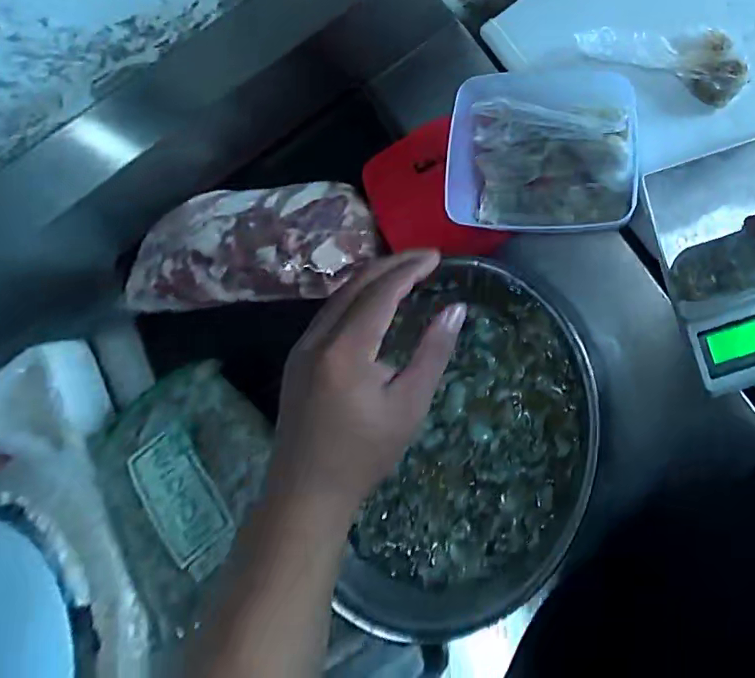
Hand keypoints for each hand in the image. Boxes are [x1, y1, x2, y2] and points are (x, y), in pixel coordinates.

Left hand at [267, 250, 465, 514]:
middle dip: (392, 265)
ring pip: (339, 295)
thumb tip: (456, 309)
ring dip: (374, 277)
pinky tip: (377, 301)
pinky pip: (330, 311)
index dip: (410, 270)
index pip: (381, 293)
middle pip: (356, 284)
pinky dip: (358, 295)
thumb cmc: (364, 454)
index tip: (437, 257)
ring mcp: (302, 348)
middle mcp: (318, 339)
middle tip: (426, 257)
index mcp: (345, 349)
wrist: (304, 496)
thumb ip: (433, 352)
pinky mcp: (298, 359)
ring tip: (407, 272)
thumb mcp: (410, 404)